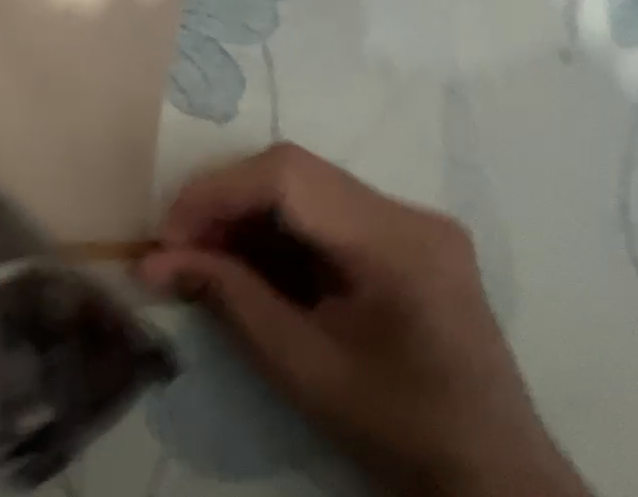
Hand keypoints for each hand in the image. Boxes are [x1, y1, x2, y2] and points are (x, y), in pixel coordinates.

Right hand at [139, 144, 589, 496]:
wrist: (488, 474)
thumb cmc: (393, 422)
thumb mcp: (296, 361)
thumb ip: (224, 294)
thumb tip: (149, 260)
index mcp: (398, 244)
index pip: (285, 176)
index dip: (213, 194)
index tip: (169, 239)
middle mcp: (411, 216)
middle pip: (289, 171)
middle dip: (222, 202)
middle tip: (182, 249)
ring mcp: (412, 224)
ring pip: (299, 183)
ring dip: (242, 213)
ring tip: (209, 259)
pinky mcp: (404, 239)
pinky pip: (319, 208)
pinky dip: (271, 227)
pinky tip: (251, 265)